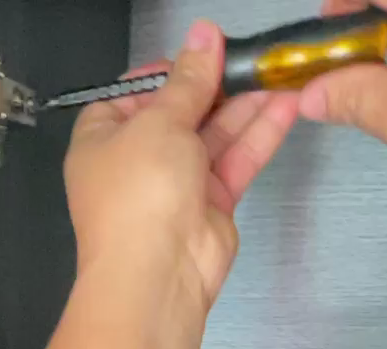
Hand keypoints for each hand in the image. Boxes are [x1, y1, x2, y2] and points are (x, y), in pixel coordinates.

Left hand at [64, 20, 300, 308]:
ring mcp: (173, 187)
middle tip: (248, 56)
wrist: (156, 275)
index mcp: (101, 143)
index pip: (127, 98)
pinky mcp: (209, 206)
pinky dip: (258, 136)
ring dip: (245, 105)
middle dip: (213, 85)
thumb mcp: (158, 122)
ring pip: (213, 137)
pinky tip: (285, 105)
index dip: (161, 74)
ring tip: (278, 71)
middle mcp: (135, 164)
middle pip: (178, 113)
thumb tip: (202, 36)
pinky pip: (234, 163)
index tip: (195, 54)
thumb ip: (188, 80)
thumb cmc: (138, 193)